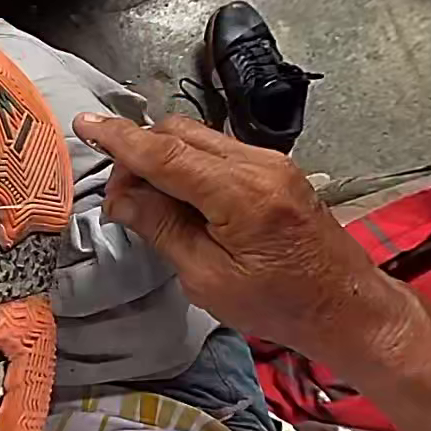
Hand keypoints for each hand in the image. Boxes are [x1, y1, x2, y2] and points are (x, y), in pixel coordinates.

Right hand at [71, 113, 421, 361]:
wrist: (345, 307)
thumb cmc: (278, 306)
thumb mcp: (207, 279)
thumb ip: (162, 229)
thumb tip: (122, 198)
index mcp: (240, 195)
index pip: (165, 153)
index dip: (119, 138)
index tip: (85, 124)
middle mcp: (257, 164)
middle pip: (179, 133)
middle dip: (137, 152)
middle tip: (120, 198)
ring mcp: (269, 161)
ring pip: (196, 138)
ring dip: (161, 157)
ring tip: (145, 200)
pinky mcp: (274, 168)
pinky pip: (216, 151)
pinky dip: (186, 164)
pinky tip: (178, 197)